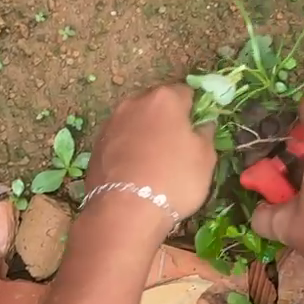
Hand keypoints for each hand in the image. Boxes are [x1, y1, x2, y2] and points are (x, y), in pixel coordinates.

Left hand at [87, 84, 216, 220]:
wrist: (125, 211)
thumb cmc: (174, 180)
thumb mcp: (206, 159)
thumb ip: (206, 134)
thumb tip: (203, 124)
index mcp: (165, 99)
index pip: (186, 93)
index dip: (195, 111)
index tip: (199, 130)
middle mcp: (135, 102)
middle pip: (158, 105)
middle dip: (168, 120)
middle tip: (178, 147)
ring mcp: (112, 123)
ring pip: (137, 122)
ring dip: (147, 134)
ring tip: (155, 163)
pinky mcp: (97, 145)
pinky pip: (121, 141)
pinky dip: (130, 150)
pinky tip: (137, 172)